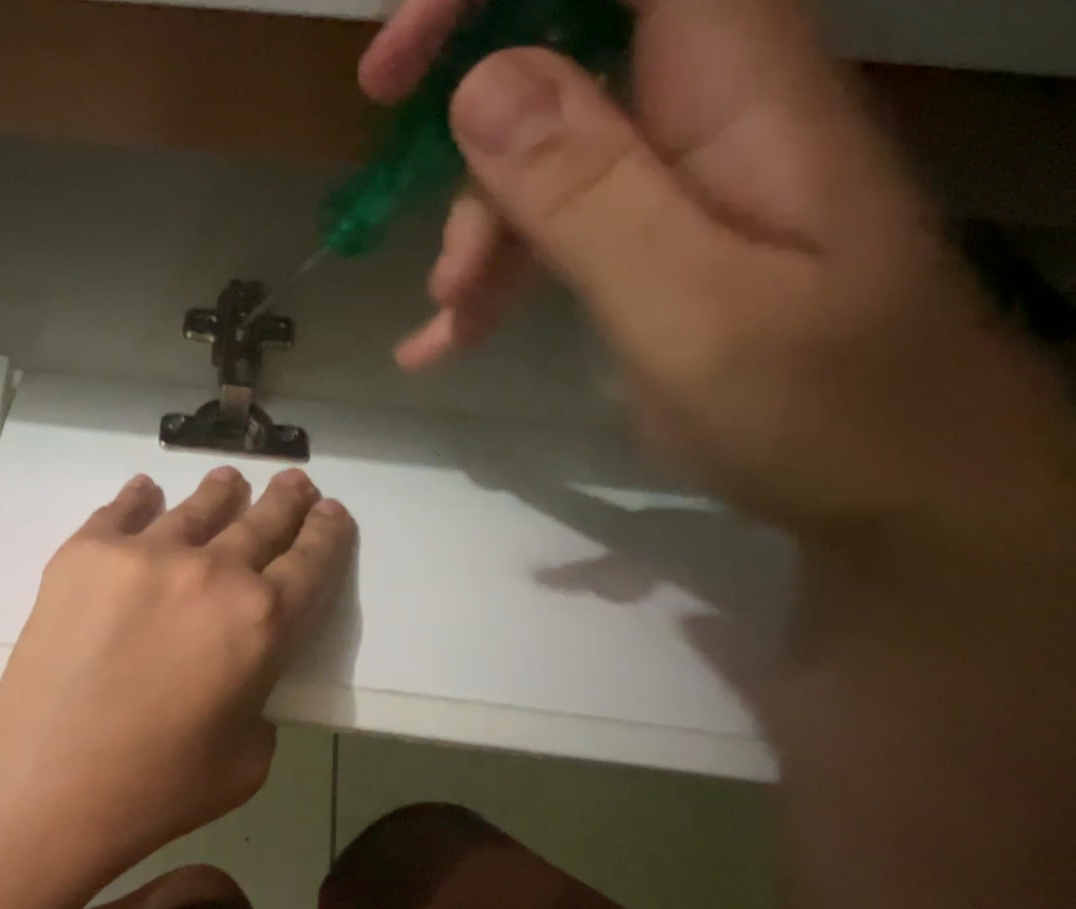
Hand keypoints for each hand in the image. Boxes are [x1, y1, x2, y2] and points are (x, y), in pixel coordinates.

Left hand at [0, 467, 354, 882]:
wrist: (47, 779)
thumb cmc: (156, 787)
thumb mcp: (247, 759)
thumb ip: (257, 699)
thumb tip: (237, 671)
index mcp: (263, 622)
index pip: (311, 562)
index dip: (327, 534)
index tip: (333, 512)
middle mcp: (211, 572)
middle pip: (259, 523)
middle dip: (284, 502)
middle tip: (295, 482)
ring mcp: (143, 554)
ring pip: (196, 509)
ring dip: (221, 493)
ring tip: (230, 480)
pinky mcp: (85, 553)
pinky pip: (122, 511)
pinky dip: (140, 498)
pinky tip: (146, 490)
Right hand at [362, 0, 1072, 531]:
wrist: (899, 481)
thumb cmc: (819, 404)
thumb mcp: (687, 309)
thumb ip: (588, 195)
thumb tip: (479, 86)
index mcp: (736, 83)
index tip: (399, 64)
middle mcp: (709, 99)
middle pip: (561, 43)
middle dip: (468, 102)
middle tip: (392, 163)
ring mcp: (682, 165)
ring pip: (545, 142)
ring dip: (478, 218)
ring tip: (449, 314)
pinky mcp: (659, 225)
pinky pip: (556, 215)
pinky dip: (496, 269)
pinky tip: (448, 339)